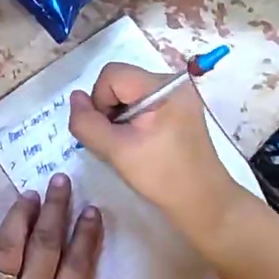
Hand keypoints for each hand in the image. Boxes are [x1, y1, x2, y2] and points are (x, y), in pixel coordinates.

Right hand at [68, 62, 251, 245]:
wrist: (204, 203)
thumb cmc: (162, 176)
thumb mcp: (116, 151)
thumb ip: (87, 123)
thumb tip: (74, 98)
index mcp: (164, 86)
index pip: (111, 75)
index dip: (100, 102)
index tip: (109, 134)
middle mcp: (174, 82)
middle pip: (120, 80)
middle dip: (109, 108)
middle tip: (118, 141)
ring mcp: (179, 94)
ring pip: (129, 91)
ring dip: (120, 115)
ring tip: (130, 143)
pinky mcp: (180, 107)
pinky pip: (143, 101)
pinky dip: (133, 118)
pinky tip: (141, 142)